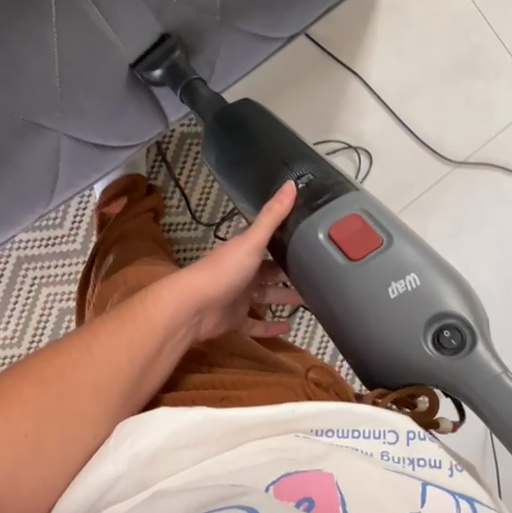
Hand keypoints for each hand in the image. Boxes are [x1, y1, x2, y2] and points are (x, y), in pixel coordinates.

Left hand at [149, 181, 303, 344]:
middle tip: (318, 275)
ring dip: (284, 299)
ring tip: (311, 301)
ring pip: (266, 297)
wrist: (193, 306)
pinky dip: (270, 327)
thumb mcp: (251, 241)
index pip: (270, 244)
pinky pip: (255, 323)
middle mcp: (243, 272)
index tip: (311, 241)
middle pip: (271, 272)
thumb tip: (292, 183)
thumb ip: (272, 216)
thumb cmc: (223, 270)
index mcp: (245, 251)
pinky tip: (288, 329)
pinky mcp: (235, 320)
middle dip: (291, 274)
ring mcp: (238, 297)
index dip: (288, 243)